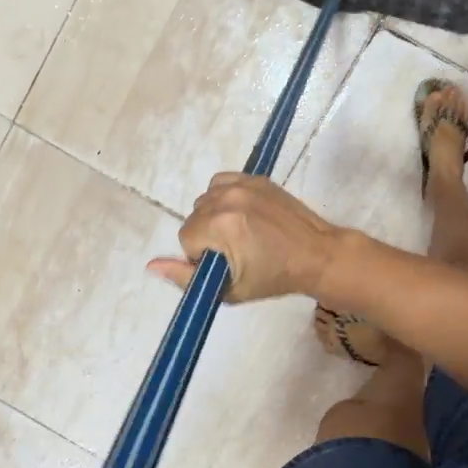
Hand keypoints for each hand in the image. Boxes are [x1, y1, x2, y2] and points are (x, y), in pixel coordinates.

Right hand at [148, 174, 346, 302]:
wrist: (316, 254)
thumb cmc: (274, 277)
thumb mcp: (229, 289)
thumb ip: (186, 278)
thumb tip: (151, 265)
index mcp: (220, 225)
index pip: (187, 238)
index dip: (201, 256)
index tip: (225, 265)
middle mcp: (227, 198)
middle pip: (194, 218)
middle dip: (207, 236)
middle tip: (235, 251)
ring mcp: (243, 184)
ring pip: (206, 200)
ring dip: (214, 216)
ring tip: (240, 233)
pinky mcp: (256, 178)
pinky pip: (221, 182)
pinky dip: (223, 196)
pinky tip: (240, 213)